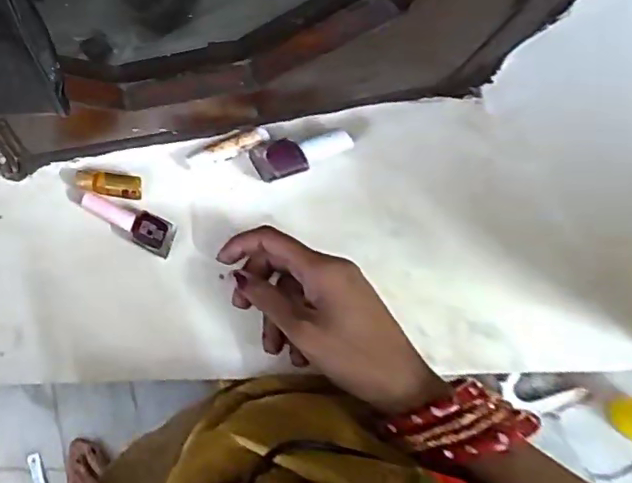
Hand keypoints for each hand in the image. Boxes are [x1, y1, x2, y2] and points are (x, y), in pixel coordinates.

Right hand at [218, 226, 449, 414]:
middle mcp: (331, 267)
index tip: (221, 262)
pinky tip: (296, 350)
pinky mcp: (349, 302)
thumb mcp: (303, 331)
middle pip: (280, 261)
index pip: (270, 239)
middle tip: (242, 308)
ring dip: (277, 311)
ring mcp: (343, 284)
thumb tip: (239, 276)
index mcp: (321, 267)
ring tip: (274, 346)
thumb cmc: (354, 358)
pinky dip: (296, 317)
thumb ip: (267, 298)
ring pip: (293, 285)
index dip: (241, 245)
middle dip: (258, 284)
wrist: (410, 392)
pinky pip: (310, 298)